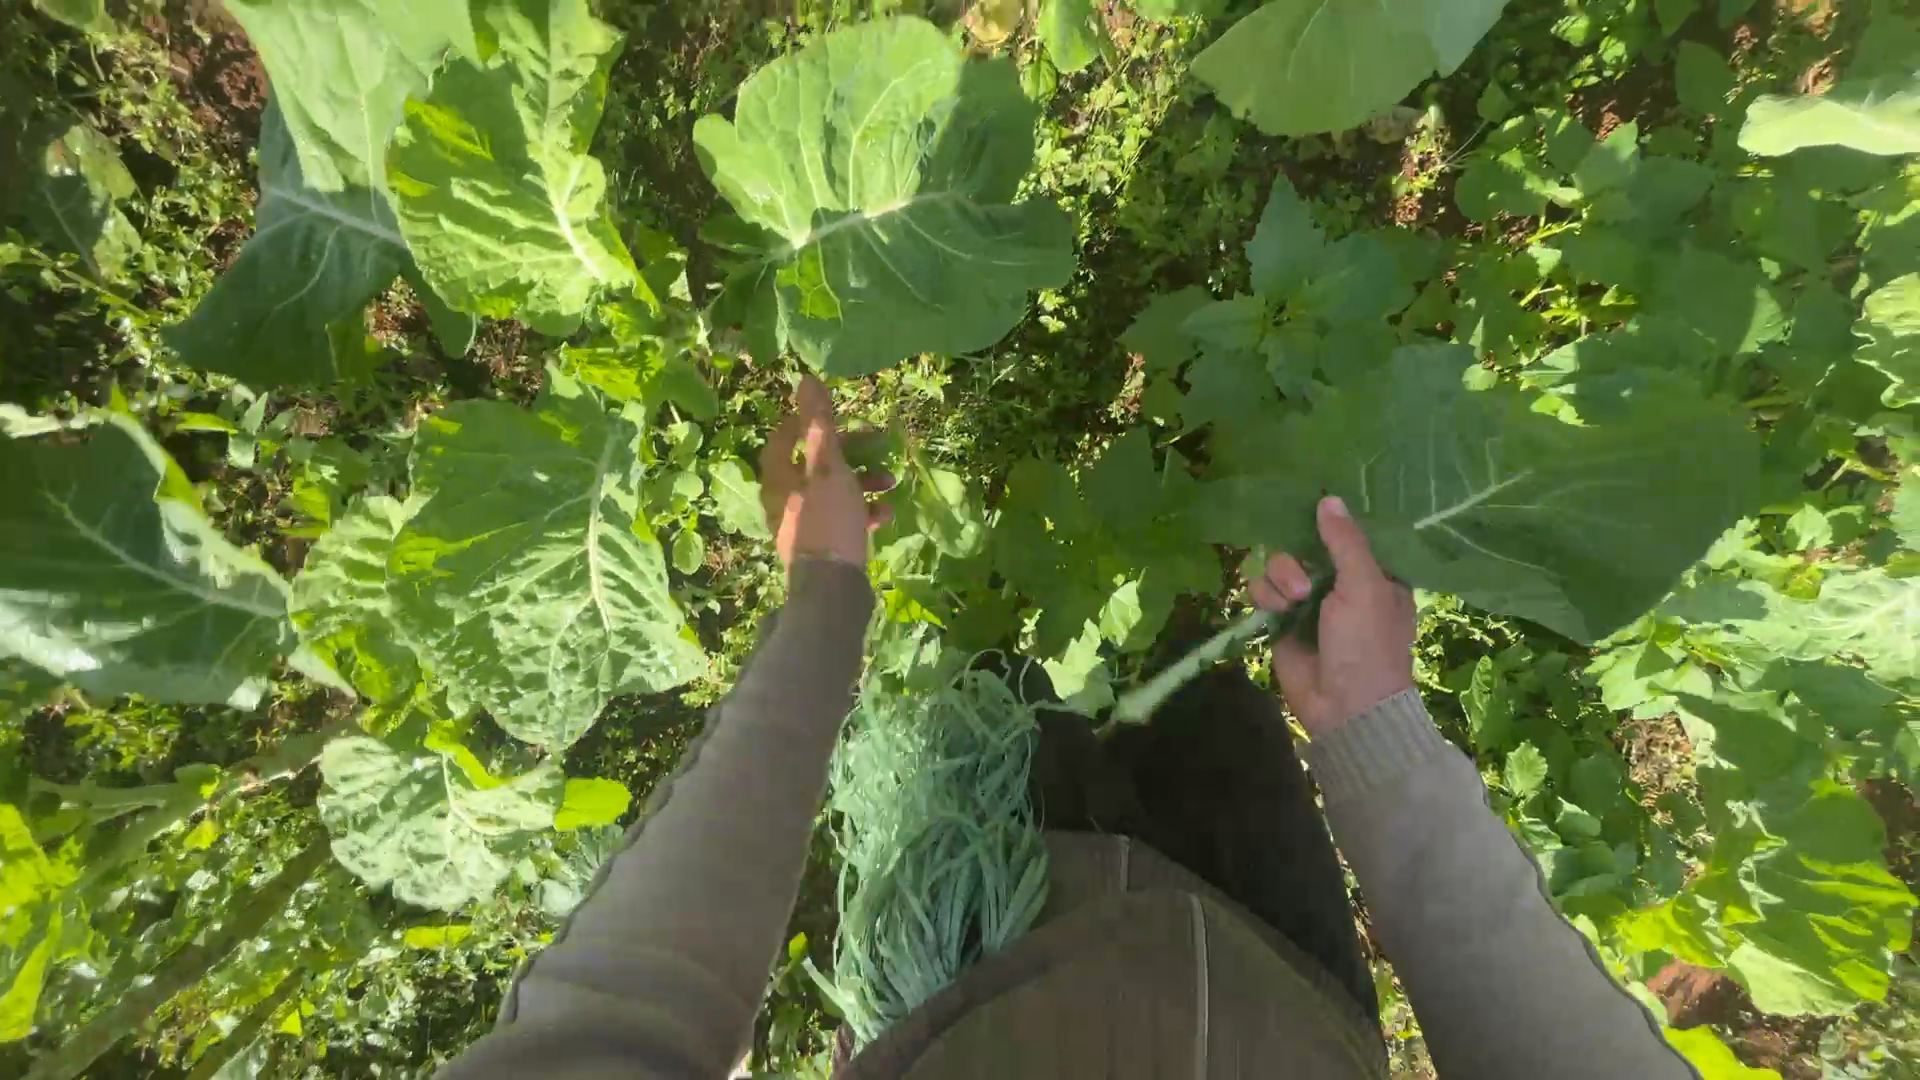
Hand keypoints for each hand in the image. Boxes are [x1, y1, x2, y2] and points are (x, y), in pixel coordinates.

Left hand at [758, 376, 892, 574]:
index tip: (835, 415)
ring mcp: (801, 525)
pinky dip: (862, 511)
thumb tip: (806, 379)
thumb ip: (819, 424)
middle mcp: (784, 500)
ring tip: (890, 483)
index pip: (785, 437)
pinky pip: (841, 519)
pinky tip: (885, 514)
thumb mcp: (828, 466)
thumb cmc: (828, 519)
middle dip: (851, 454)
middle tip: (876, 445)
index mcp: (779, 477)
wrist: (831, 586)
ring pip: (833, 492)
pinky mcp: (820, 546)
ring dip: (862, 482)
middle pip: (815, 464)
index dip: (809, 421)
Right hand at [1247, 496, 1414, 735]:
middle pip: (1302, 546)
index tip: (1310, 511)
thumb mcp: (1365, 587)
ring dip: (1279, 580)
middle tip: (1305, 586)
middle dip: (1295, 561)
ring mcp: (1307, 601)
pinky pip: (1261, 588)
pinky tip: (1275, 611)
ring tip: (1292, 603)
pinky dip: (1264, 596)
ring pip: (1278, 566)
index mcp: (1372, 573)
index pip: (1344, 534)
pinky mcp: (1280, 618)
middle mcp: (1338, 582)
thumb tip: (1328, 498)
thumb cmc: (1367, 644)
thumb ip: (1345, 542)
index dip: (1326, 524)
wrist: (1343, 704)